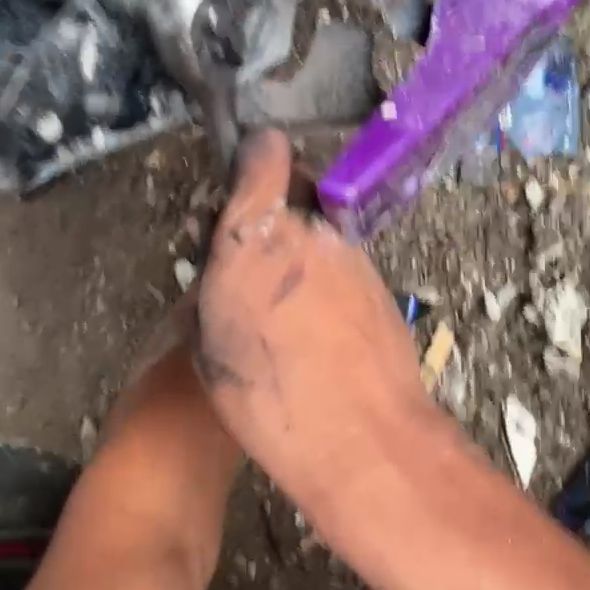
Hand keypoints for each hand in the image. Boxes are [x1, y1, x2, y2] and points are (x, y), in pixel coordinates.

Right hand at [191, 130, 436, 505]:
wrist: (364, 437)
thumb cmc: (269, 397)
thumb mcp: (210, 341)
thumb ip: (215, 282)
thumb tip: (224, 261)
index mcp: (257, 233)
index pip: (265, 152)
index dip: (253, 156)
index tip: (241, 178)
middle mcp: (310, 228)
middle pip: (295, 187)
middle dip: (275, 208)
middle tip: (256, 252)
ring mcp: (351, 251)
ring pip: (320, 226)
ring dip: (302, 246)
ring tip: (288, 302)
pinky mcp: (379, 278)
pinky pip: (342, 260)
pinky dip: (328, 277)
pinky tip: (320, 323)